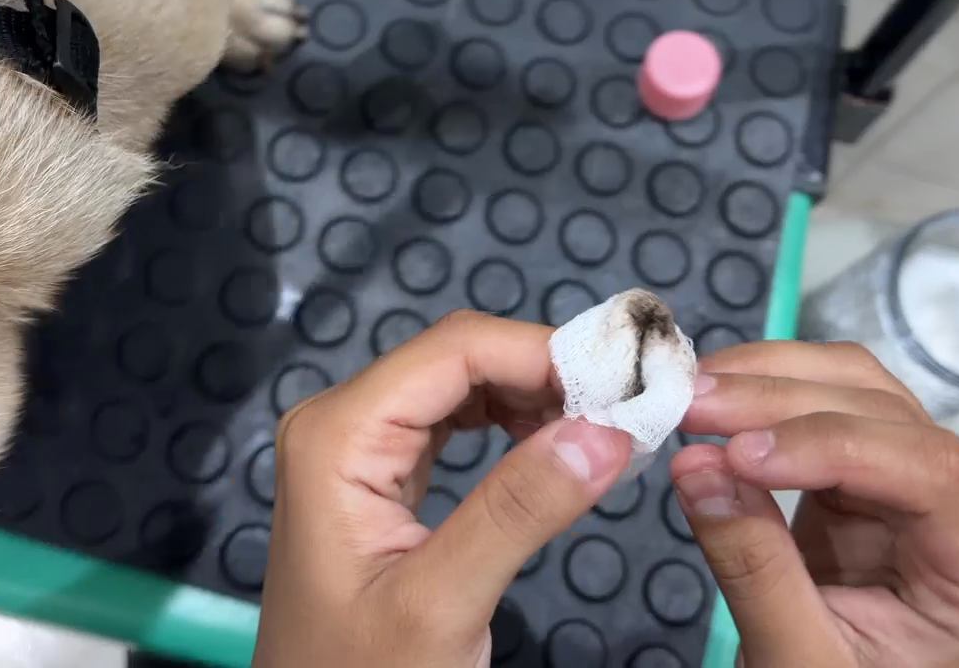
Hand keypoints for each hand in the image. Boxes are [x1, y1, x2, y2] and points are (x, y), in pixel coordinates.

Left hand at [254, 311, 633, 667]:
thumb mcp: (440, 607)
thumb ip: (519, 511)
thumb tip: (606, 431)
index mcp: (338, 432)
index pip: (452, 351)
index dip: (539, 350)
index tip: (618, 379)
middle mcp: (343, 416)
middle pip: (457, 357)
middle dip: (542, 370)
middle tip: (621, 402)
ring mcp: (360, 438)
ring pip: (461, 380)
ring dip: (532, 392)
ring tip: (597, 421)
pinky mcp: (382, 464)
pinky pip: (454, 416)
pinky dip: (510, 418)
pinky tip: (551, 437)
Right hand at [672, 341, 958, 666]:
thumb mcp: (799, 663)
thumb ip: (754, 570)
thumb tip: (695, 465)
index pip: (931, 472)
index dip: (831, 444)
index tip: (737, 453)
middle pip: (883, 413)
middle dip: (775, 401)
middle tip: (688, 404)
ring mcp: (922, 468)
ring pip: (853, 381)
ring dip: (767, 374)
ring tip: (694, 389)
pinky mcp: (871, 451)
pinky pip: (825, 390)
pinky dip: (766, 381)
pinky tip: (719, 389)